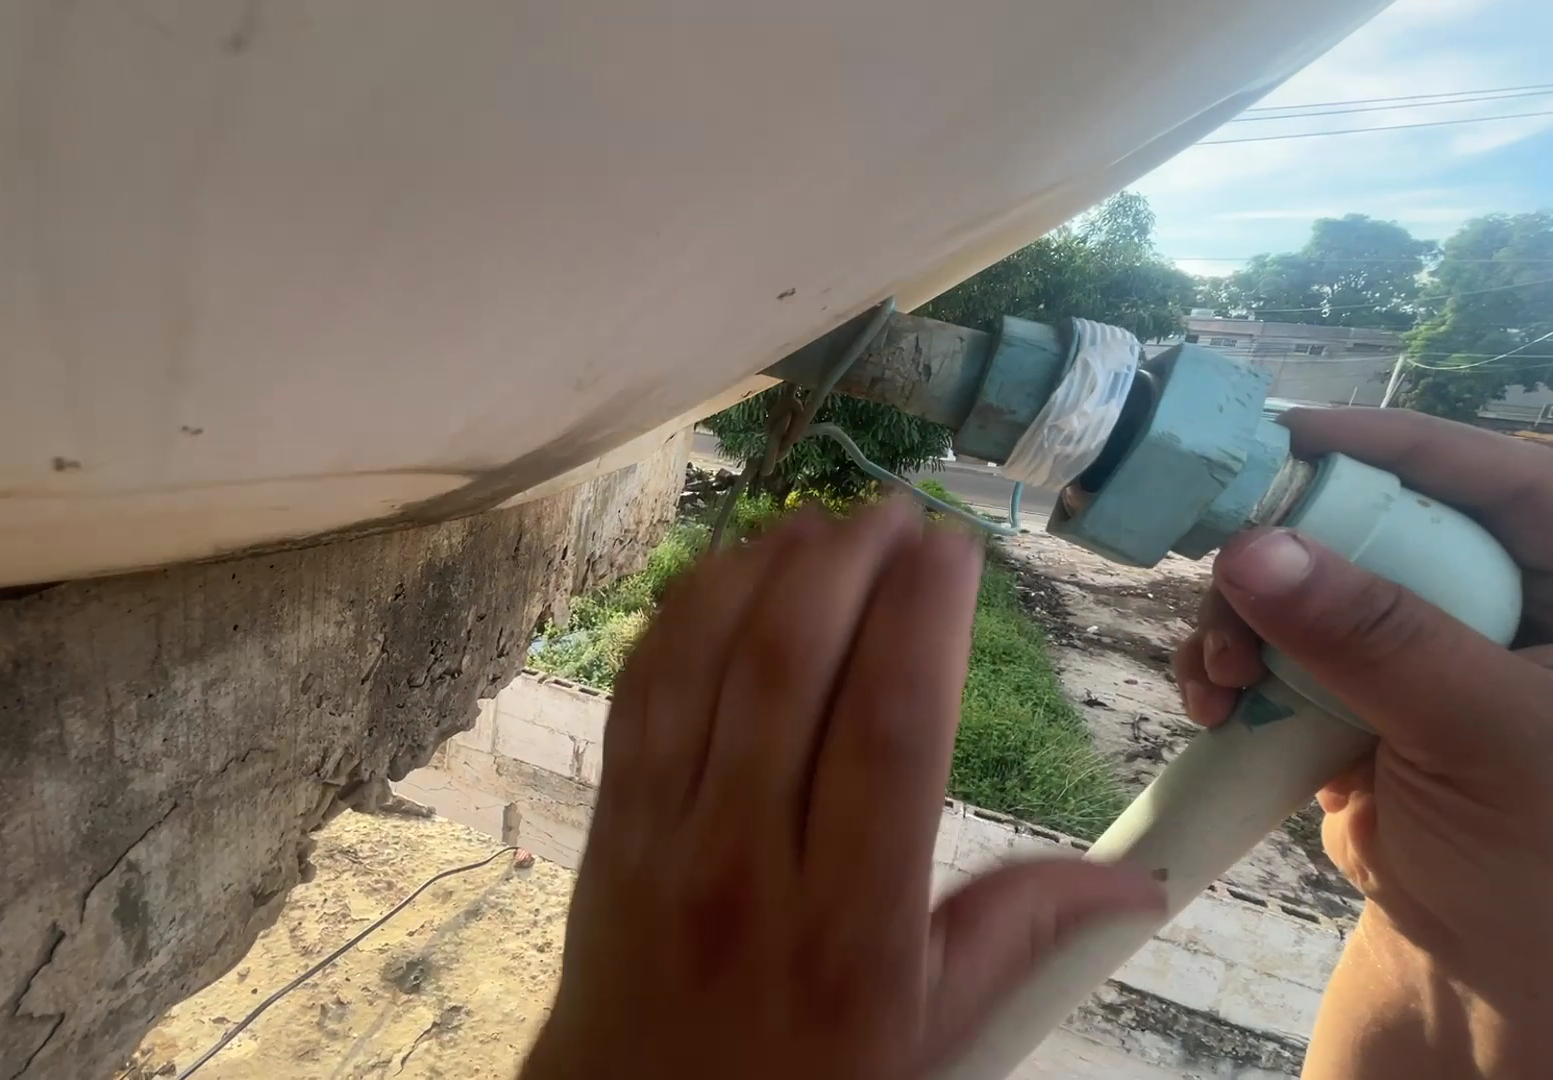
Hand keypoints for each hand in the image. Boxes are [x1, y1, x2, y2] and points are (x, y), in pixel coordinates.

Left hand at [523, 501, 1161, 1078]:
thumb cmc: (799, 1077)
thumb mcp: (930, 1036)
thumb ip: (1021, 937)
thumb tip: (1140, 878)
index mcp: (851, 923)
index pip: (892, 731)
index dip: (922, 618)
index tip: (952, 547)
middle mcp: (745, 855)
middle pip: (789, 667)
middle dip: (843, 564)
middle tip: (890, 510)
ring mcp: (662, 822)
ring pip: (705, 660)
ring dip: (760, 570)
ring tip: (817, 521)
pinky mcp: (611, 804)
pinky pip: (642, 683)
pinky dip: (683, 610)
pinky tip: (726, 568)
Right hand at [1170, 408, 1552, 1074]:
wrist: (1506, 973)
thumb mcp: (1494, 743)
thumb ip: (1380, 640)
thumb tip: (1248, 547)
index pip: (1495, 478)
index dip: (1384, 446)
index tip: (1270, 441)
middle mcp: (1496, 605)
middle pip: (1358, 529)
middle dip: (1270, 567)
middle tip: (1224, 611)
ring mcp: (1412, 647)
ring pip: (1290, 588)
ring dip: (1231, 627)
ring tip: (1214, 682)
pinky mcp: (1345, 686)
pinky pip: (1261, 644)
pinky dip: (1220, 667)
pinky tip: (1209, 703)